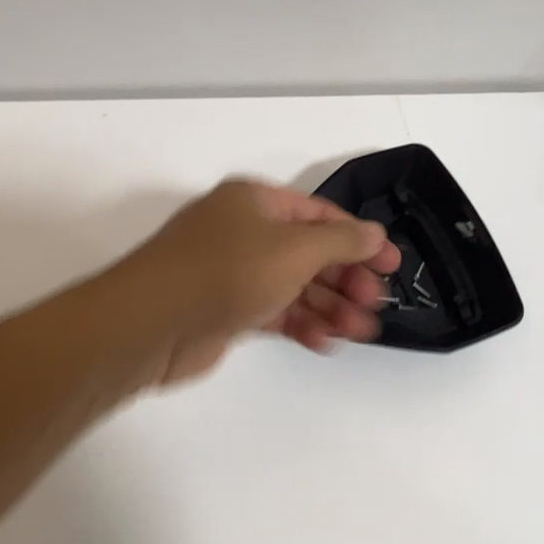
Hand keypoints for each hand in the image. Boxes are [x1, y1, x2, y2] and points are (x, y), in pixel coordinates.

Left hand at [123, 179, 401, 383]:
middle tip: (375, 304)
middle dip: (345, 279)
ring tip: (359, 331)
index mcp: (256, 202)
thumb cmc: (227, 271)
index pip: (321, 214)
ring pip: (294, 286)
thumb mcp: (294, 249)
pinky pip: (275, 312)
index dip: (360, 238)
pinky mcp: (226, 310)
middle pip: (310, 252)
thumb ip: (340, 241)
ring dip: (329, 307)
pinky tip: (325, 341)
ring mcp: (233, 273)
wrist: (151, 323)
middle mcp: (244, 232)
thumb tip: (375, 233)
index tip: (392, 265)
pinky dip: (300, 324)